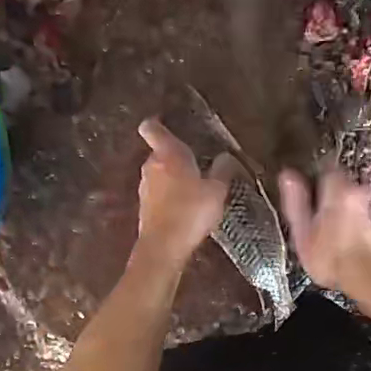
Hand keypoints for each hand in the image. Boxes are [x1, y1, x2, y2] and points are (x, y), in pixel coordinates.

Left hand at [134, 118, 226, 267]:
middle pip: (159, 153)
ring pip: (158, 175)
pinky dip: (169, 197)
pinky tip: (185, 209)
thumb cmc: (191, 211)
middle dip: (175, 157)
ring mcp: (144, 188)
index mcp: (168, 154)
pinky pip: (158, 195)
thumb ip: (222, 171)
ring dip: (172, 179)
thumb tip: (226, 157)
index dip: (158, 124)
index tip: (166, 123)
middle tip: (197, 165)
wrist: (164, 246)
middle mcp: (151, 166)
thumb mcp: (217, 191)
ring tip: (194, 190)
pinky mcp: (144, 208)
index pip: (153, 128)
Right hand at [278, 167, 370, 297]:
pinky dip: (347, 220)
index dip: (313, 173)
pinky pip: (356, 214)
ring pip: (349, 198)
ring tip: (322, 224)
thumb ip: (296, 202)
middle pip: (339, 181)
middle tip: (311, 204)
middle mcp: (356, 194)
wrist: (370, 278)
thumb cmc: (331, 258)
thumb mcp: (303, 232)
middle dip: (326, 190)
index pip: (325, 167)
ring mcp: (367, 209)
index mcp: (337, 190)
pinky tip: (338, 237)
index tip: (304, 182)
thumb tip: (287, 176)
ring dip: (337, 206)